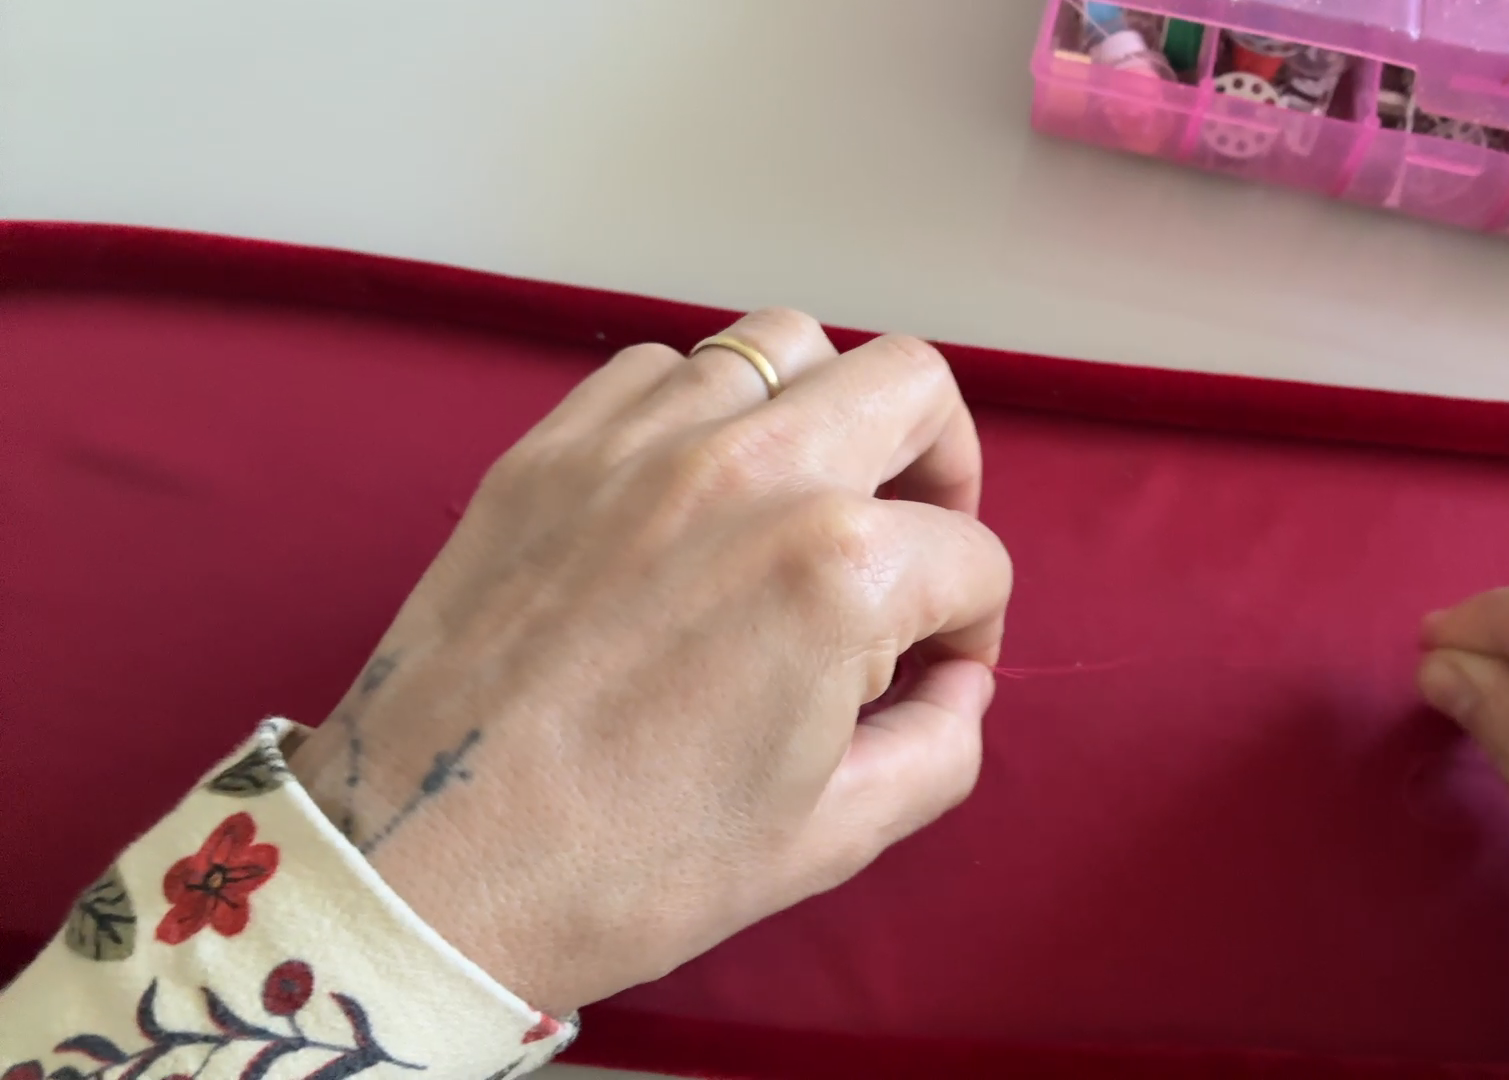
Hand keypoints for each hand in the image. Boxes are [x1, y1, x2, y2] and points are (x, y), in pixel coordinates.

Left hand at [287, 308, 1011, 1014]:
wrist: (426, 870)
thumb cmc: (643, 863)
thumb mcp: (841, 829)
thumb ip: (947, 742)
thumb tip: (959, 677)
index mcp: (840, 571)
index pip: (973, 558)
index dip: (977, 620)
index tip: (942, 663)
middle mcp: (756, 470)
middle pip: (914, 386)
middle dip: (947, 462)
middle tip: (919, 529)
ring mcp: (647, 438)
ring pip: (792, 344)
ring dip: (834, 413)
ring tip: (813, 493)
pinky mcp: (560, 439)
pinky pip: (673, 371)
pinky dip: (716, 414)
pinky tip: (700, 491)